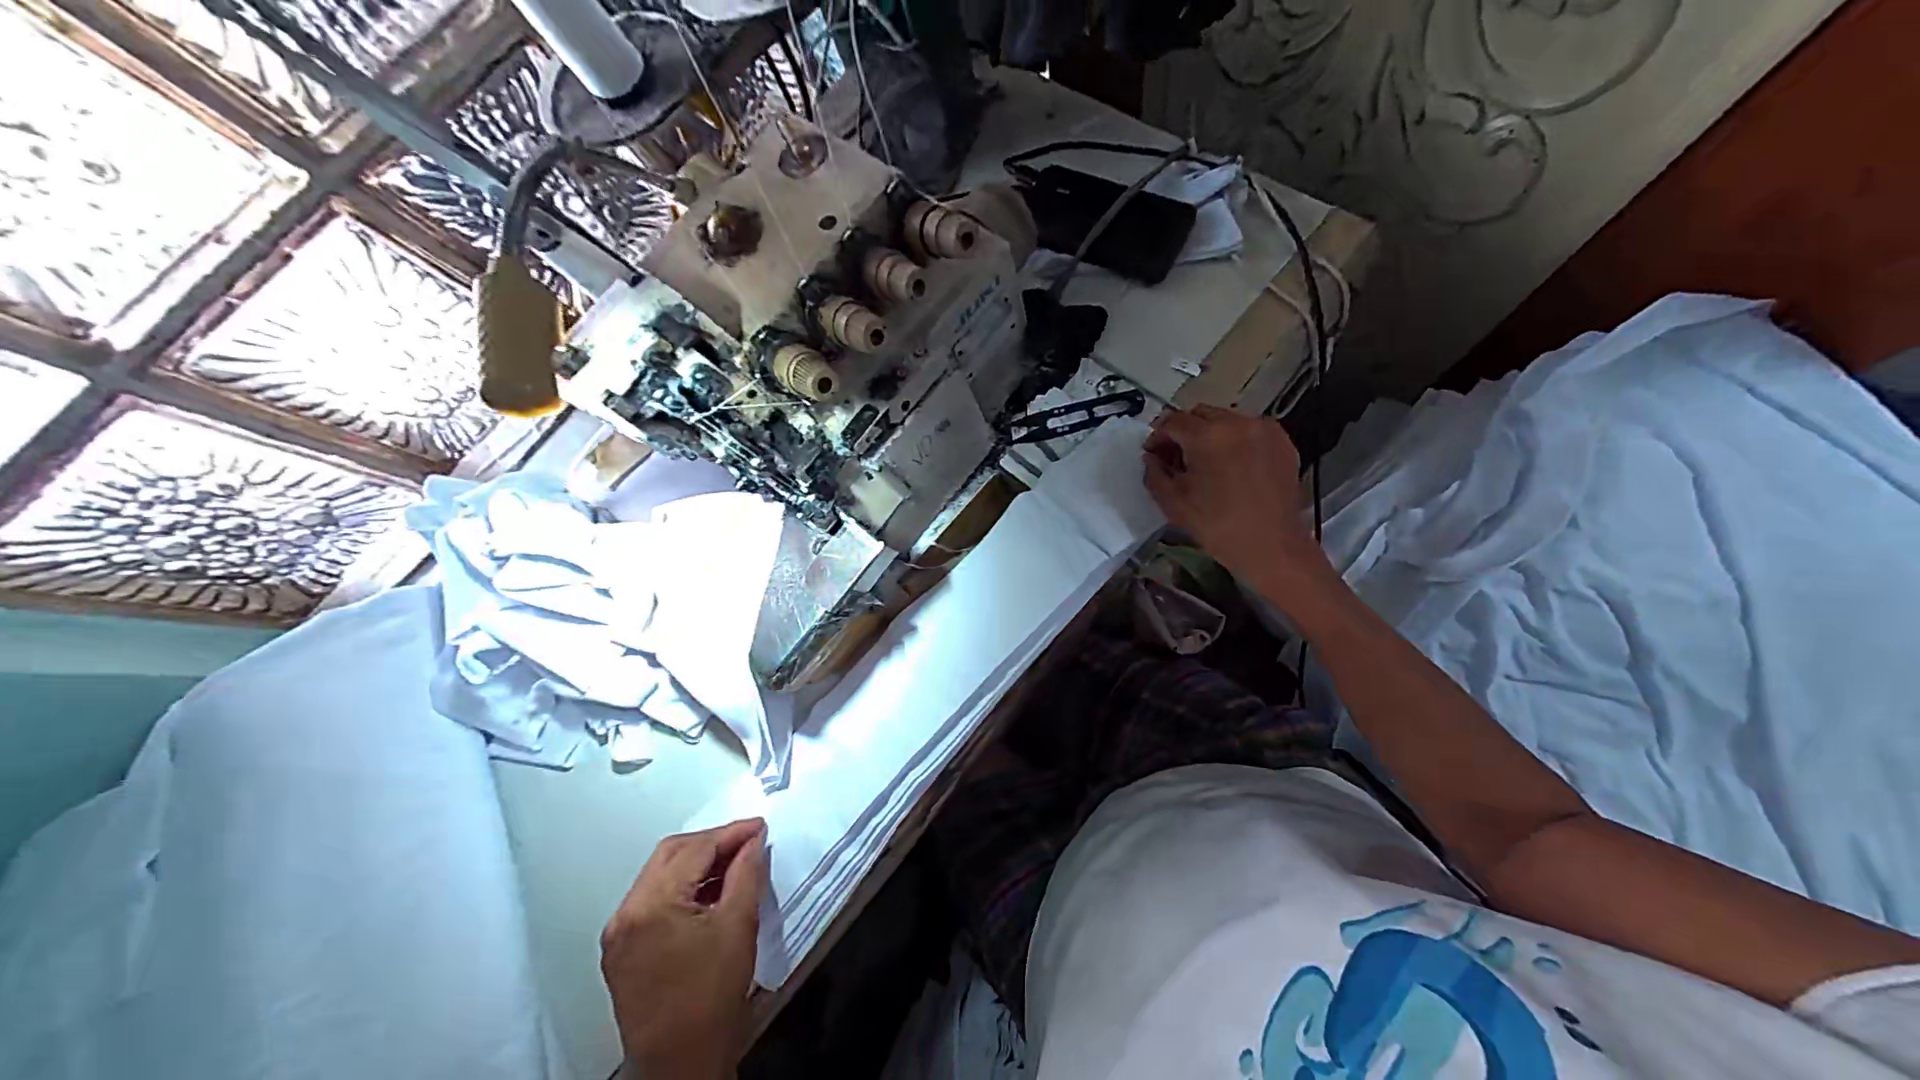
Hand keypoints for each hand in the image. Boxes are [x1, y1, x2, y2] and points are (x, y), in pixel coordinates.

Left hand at [601, 819, 766, 1079]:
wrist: (681, 1065)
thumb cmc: (713, 996)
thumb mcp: (738, 926)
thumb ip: (746, 873)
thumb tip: (752, 841)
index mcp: (651, 905)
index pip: (694, 850)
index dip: (731, 834)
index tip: (760, 826)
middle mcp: (625, 913)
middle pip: (670, 854)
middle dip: (711, 843)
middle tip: (747, 841)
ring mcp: (618, 932)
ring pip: (659, 874)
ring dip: (695, 864)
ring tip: (733, 864)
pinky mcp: (620, 950)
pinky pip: (651, 900)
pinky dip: (680, 888)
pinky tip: (707, 893)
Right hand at [1142, 405, 1326, 585]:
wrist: (1272, 546)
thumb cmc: (1217, 527)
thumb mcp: (1173, 503)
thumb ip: (1154, 473)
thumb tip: (1152, 457)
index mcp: (1207, 436)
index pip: (1172, 421)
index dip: (1157, 436)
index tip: (1153, 454)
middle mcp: (1237, 423)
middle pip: (1200, 414)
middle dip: (1183, 431)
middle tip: (1176, 458)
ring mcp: (1263, 430)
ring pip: (1225, 420)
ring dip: (1209, 434)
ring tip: (1205, 462)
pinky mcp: (1282, 442)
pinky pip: (1249, 430)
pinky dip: (1235, 441)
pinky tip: (1231, 466)